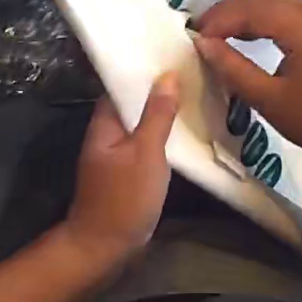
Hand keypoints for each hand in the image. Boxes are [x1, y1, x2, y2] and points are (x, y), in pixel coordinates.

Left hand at [60, 72, 179, 261]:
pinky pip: (146, 146)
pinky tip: (186, 134)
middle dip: (160, 91)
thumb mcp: (145, 153)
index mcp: (105, 123)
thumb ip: (157, 116)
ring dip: (164, 115)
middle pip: (133, 104)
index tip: (173, 55)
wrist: (105, 247)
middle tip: (195, 75)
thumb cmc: (124, 198)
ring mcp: (116, 155)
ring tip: (197, 97)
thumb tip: (167, 76)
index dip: (145, 70)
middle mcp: (107, 134)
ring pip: (142, 126)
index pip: (122, 85)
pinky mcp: (127, 173)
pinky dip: (164, 138)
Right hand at [194, 0, 301, 173]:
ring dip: (245, 13)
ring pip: (277, 2)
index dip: (219, 19)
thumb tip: (202, 44)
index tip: (193, 37)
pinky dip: (264, 20)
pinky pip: (291, 13)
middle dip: (229, 11)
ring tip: (218, 34)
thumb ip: (232, 67)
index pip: (251, 8)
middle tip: (201, 32)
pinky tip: (247, 36)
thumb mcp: (268, 98)